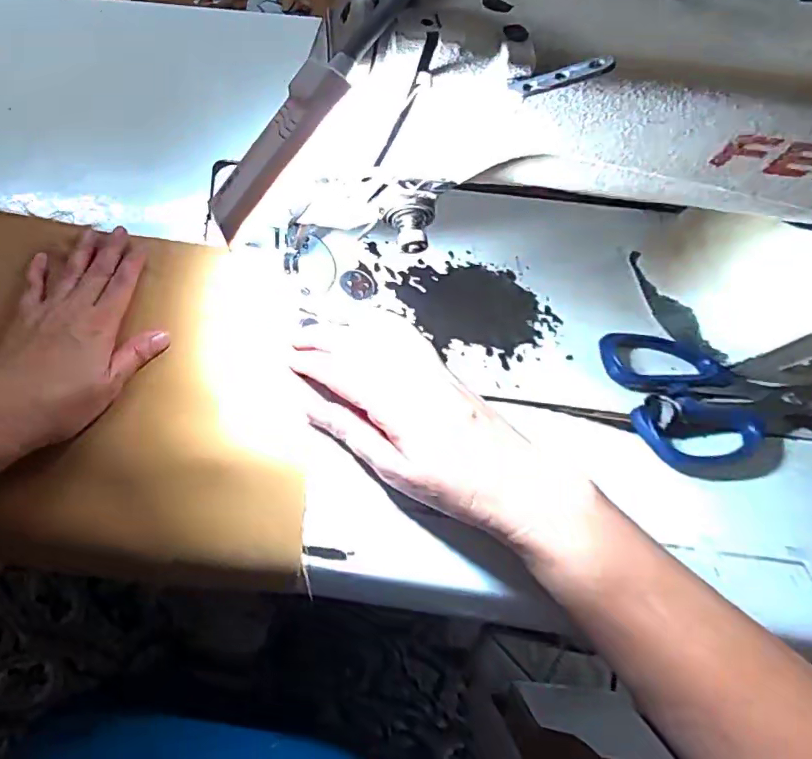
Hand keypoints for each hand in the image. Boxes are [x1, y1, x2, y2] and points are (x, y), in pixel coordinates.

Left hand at [0, 227, 169, 497]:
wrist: (7, 406)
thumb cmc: (63, 404)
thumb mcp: (108, 387)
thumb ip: (133, 356)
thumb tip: (164, 333)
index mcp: (101, 325)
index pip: (121, 287)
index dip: (132, 266)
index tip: (141, 248)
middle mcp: (76, 309)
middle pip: (97, 272)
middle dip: (110, 250)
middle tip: (119, 229)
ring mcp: (48, 309)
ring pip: (69, 272)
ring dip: (81, 251)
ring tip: (90, 232)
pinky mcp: (24, 317)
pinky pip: (33, 286)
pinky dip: (38, 270)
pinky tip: (41, 257)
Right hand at [288, 314, 602, 565]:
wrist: (522, 485)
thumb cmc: (461, 488)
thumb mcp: (397, 472)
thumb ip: (351, 433)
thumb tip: (314, 410)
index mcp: (397, 404)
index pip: (341, 372)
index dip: (311, 364)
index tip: (289, 361)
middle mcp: (413, 376)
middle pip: (356, 344)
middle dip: (320, 336)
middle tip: (294, 339)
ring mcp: (431, 368)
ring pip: (379, 332)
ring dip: (344, 326)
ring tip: (320, 327)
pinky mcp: (443, 369)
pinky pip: (404, 334)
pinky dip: (378, 323)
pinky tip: (368, 324)